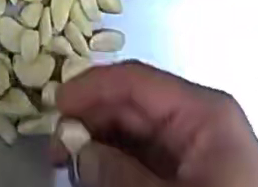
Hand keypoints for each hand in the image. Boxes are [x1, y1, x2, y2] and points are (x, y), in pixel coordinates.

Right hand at [55, 62, 257, 186]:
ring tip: (72, 169)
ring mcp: (201, 153)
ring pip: (138, 136)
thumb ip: (120, 175)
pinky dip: (121, 169)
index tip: (54, 109)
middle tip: (56, 151)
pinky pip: (150, 164)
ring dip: (103, 149)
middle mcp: (201, 123)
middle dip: (93, 123)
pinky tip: (99, 180)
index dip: (91, 88)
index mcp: (203, 112)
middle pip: (134, 106)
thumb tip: (76, 148)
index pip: (136, 81)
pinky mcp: (198, 180)